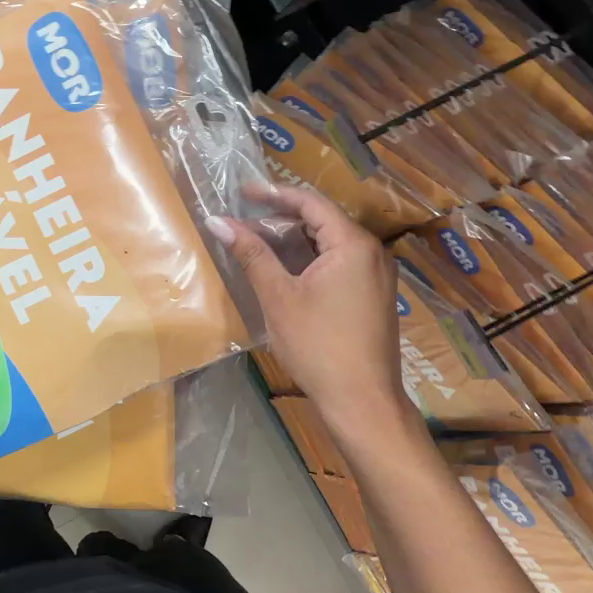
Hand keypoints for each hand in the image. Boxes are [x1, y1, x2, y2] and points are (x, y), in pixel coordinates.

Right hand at [209, 184, 418, 446]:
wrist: (362, 400)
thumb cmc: (318, 345)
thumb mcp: (278, 296)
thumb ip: (251, 253)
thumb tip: (217, 221)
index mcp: (352, 245)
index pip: (311, 203)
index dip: (274, 194)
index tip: (242, 192)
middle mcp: (371, 253)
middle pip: (322, 221)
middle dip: (280, 219)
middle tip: (242, 221)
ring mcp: (375, 275)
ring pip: (329, 244)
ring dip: (292, 241)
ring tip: (255, 244)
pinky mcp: (372, 295)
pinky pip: (338, 263)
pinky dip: (307, 260)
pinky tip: (281, 271)